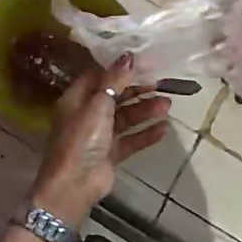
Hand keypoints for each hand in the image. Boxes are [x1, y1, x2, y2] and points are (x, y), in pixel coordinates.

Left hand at [30, 54, 169, 225]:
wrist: (73, 185)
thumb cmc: (81, 140)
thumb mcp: (98, 105)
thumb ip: (114, 81)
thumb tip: (129, 56)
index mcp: (76, 99)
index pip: (99, 77)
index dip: (120, 70)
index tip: (145, 64)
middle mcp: (86, 115)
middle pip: (114, 97)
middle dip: (137, 91)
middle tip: (162, 85)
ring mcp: (98, 136)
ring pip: (124, 118)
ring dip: (144, 111)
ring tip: (167, 106)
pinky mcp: (109, 154)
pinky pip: (129, 140)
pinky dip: (145, 134)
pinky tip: (163, 129)